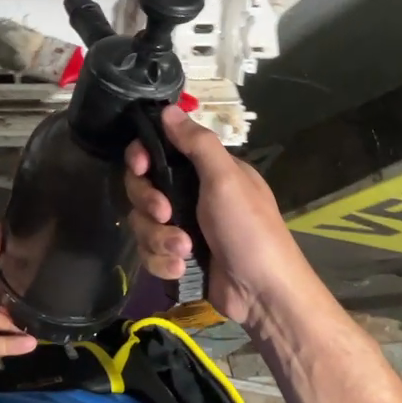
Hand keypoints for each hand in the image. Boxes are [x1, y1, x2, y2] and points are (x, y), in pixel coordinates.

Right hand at [124, 105, 320, 331]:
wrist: (261, 293)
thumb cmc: (249, 230)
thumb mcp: (226, 180)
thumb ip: (197, 144)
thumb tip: (168, 109)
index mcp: (205, 172)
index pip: (158, 153)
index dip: (142, 159)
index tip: (140, 168)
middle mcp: (190, 195)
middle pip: (142, 189)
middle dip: (149, 205)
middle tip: (166, 215)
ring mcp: (182, 227)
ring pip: (142, 224)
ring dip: (159, 239)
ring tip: (184, 252)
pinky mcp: (176, 256)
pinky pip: (149, 252)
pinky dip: (162, 262)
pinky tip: (181, 269)